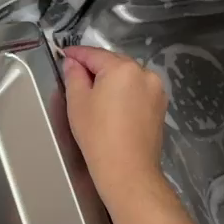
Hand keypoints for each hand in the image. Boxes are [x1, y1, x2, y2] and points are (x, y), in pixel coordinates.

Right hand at [60, 45, 170, 197]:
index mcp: (122, 68)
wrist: (128, 169)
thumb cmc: (97, 134)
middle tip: (76, 76)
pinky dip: (125, 92)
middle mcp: (144, 73)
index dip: (76, 54)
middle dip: (96, 67)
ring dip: (112, 79)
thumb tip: (73, 62)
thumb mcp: (78, 102)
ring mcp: (156, 89)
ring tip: (95, 93)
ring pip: (128, 76)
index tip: (63, 55)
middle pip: (114, 62)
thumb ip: (74, 76)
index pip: (95, 54)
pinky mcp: (160, 106)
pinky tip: (113, 105)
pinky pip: (138, 90)